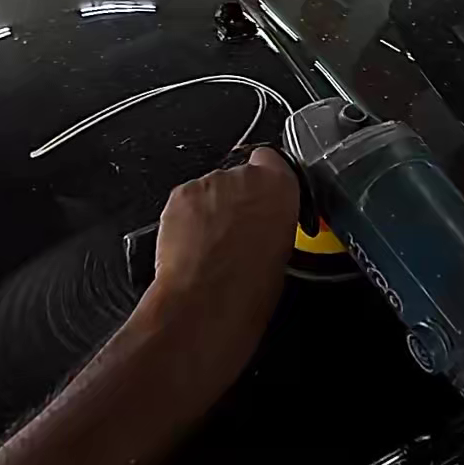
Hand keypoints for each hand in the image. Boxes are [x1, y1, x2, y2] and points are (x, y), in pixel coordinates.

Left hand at [134, 147, 299, 396]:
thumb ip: (274, 223)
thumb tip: (265, 228)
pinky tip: (192, 246)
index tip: (262, 198)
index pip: (272, 161)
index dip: (265, 180)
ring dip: (210, 210)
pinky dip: (187, 218)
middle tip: (234, 232)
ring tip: (210, 246)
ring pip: (210, 190)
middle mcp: (242, 177)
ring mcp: (208, 184)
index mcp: (279, 187)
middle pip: (238, 177)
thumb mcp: (284, 253)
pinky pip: (186, 200)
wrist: (206, 303)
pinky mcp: (179, 195)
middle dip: (235, 199)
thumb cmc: (250, 289)